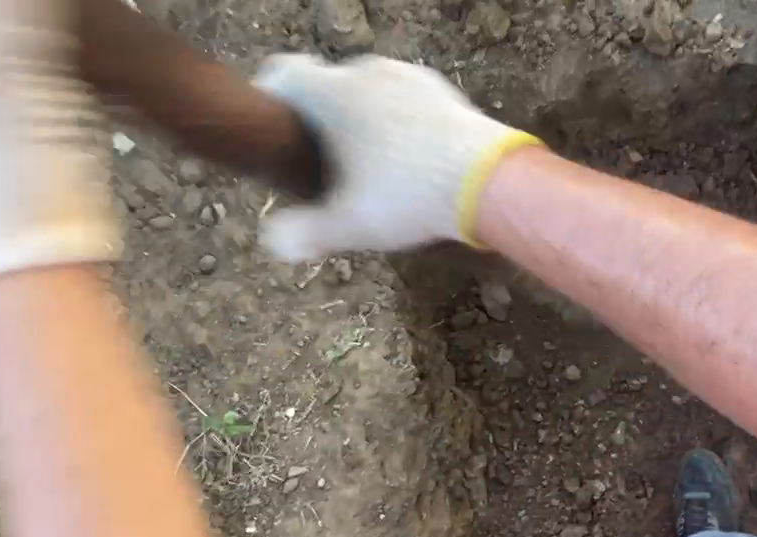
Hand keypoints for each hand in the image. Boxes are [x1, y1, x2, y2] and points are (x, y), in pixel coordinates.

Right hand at [252, 54, 540, 259]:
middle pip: (327, 87)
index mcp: (333, 95)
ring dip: (361, 122)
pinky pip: (404, 102)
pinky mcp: (440, 91)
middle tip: (323, 166)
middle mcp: (366, 73)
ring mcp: (407, 77)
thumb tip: (275, 243)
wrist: (485, 182)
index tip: (272, 126)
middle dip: (320, 121)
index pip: (283, 75)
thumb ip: (307, 233)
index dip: (271, 97)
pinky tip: (408, 162)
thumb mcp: (350, 226)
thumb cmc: (407, 199)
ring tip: (369, 168)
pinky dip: (397, 125)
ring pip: (368, 93)